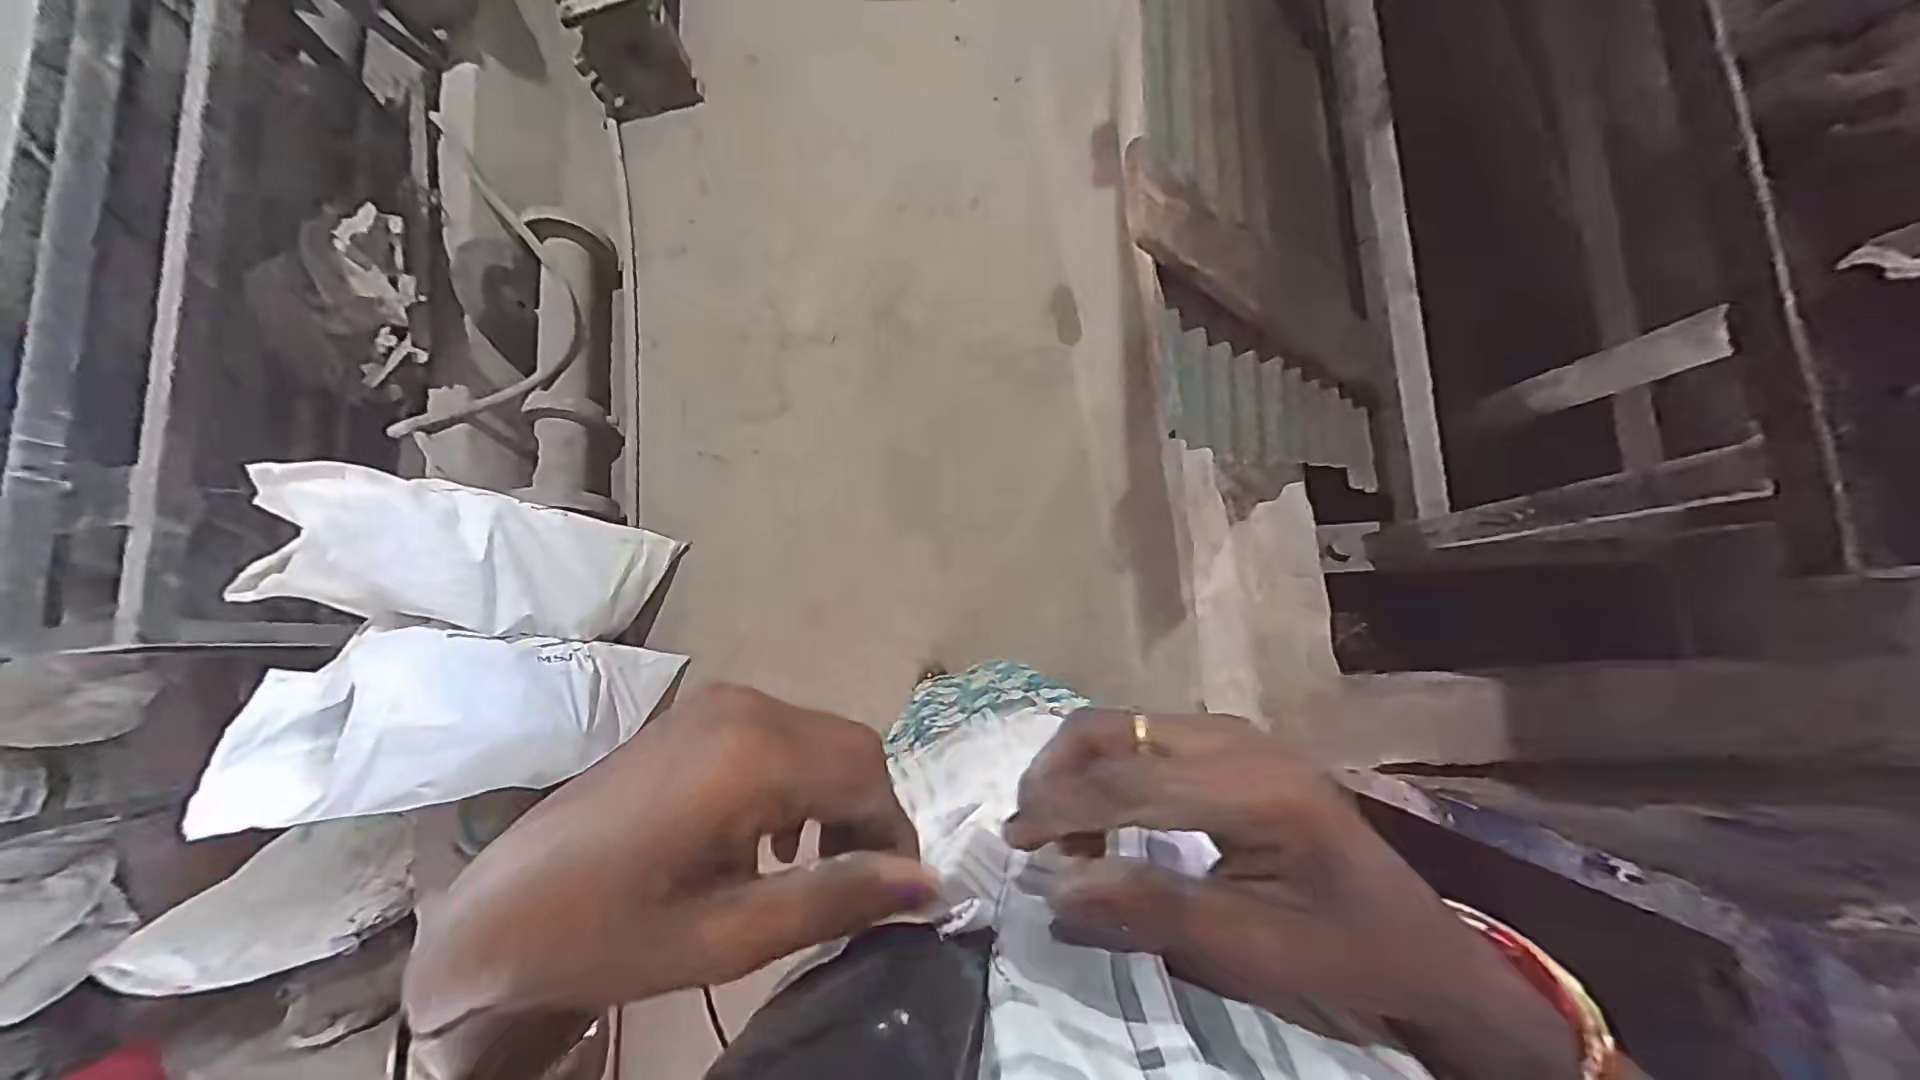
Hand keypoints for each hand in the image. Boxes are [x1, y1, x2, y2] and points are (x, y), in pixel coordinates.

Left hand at [404, 684, 939, 1036]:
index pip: (865, 776)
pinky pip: (786, 736)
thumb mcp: (727, 936)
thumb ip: (836, 898)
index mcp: (750, 755)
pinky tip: (771, 835)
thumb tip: (926, 884)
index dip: (895, 833)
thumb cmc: (607, 933)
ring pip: (822, 740)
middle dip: (868, 815)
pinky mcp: (706, 712)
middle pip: (850, 748)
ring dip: (836, 798)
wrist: (499, 907)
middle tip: (857, 885)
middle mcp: (746, 707)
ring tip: (812, 865)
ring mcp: (722, 701)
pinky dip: (801, 780)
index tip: (901, 893)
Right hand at [1004, 709, 1584, 1079]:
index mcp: (1253, 788)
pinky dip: (1106, 765)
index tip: (1013, 840)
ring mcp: (1234, 730)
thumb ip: (1151, 911)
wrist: (1419, 940)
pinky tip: (1106, 811)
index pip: (1127, 780)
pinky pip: (1144, 734)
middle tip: (1031, 829)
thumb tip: (1055, 889)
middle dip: (1056, 772)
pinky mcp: (1230, 739)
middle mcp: (1238, 738)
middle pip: (1114, 727)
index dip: (1058, 805)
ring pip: (1123, 722)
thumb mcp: (1251, 951)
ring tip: (1065, 828)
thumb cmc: (1342, 952)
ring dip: (1077, 767)